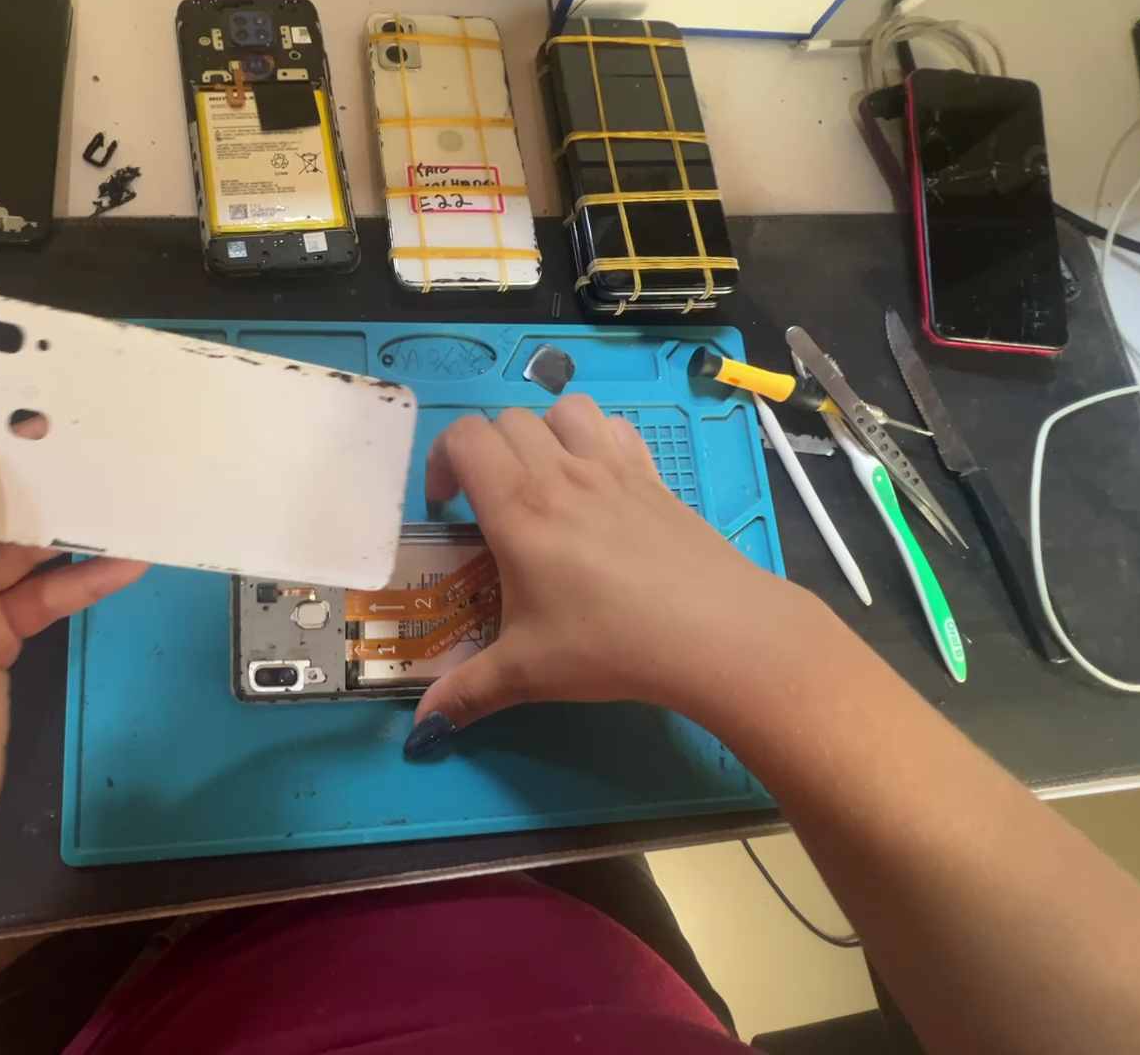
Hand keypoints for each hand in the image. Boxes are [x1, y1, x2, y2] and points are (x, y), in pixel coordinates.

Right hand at [404, 394, 840, 756]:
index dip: (442, 460)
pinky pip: (616, 429)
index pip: (465, 437)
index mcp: (518, 507)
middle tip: (487, 503)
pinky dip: (596, 439)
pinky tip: (598, 482)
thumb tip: (422, 729)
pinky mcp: (653, 478)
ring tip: (541, 479)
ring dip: (541, 432)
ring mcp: (613, 468)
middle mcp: (561, 473)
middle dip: (484, 452)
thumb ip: (467, 694)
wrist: (717, 634)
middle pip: (507, 420)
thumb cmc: (611, 645)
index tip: (446, 507)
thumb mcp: (527, 673)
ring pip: (564, 409)